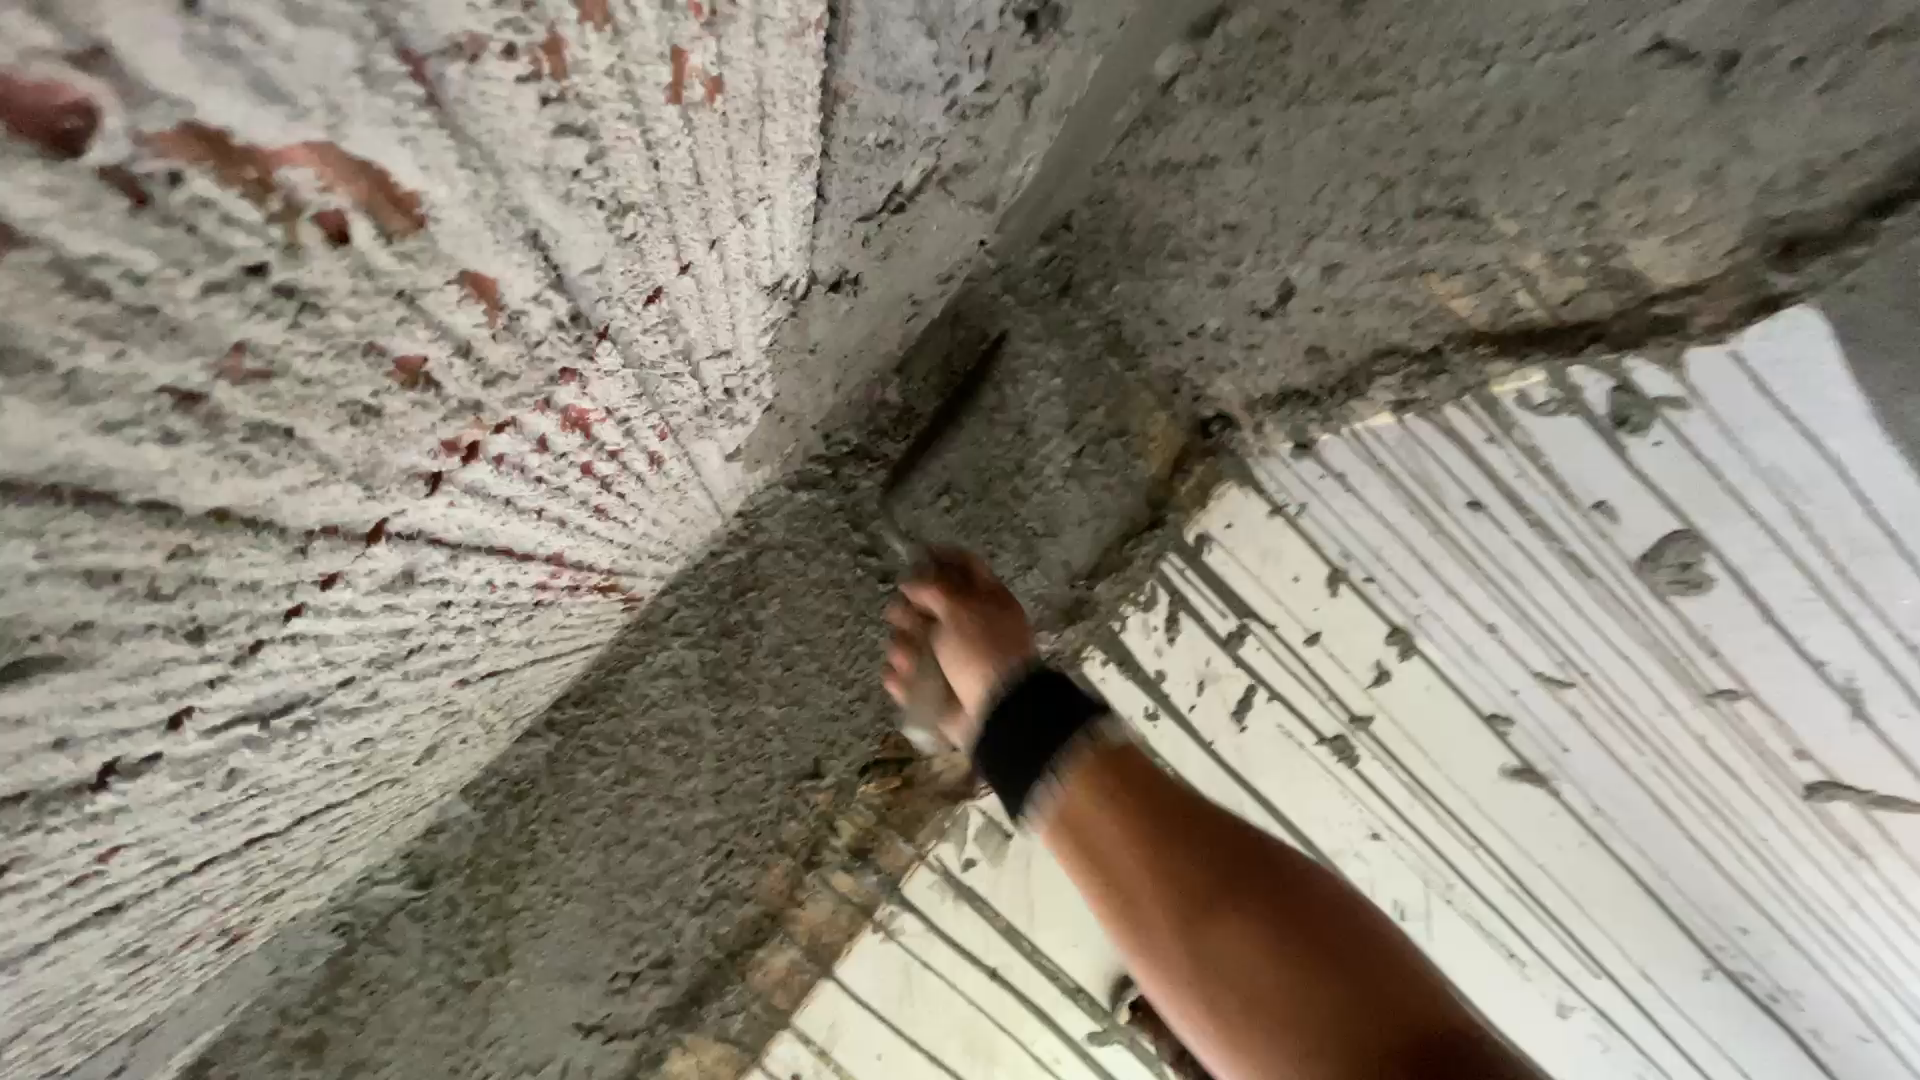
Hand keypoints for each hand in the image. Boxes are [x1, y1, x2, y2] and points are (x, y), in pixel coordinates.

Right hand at [883, 547, 1036, 749]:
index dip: (939, 557)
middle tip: (904, 616)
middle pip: (927, 603)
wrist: (998, 712)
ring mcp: (950, 658)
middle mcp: (968, 625)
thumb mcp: (961, 609)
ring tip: (909, 657)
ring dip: (904, 646)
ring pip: (911, 640)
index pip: (963, 566)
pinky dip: (902, 678)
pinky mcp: (935, 687)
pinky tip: (904, 678)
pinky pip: (906, 676)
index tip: (913, 555)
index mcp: (986, 600)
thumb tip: (910, 581)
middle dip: (909, 609)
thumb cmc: (983, 650)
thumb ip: (934, 587)